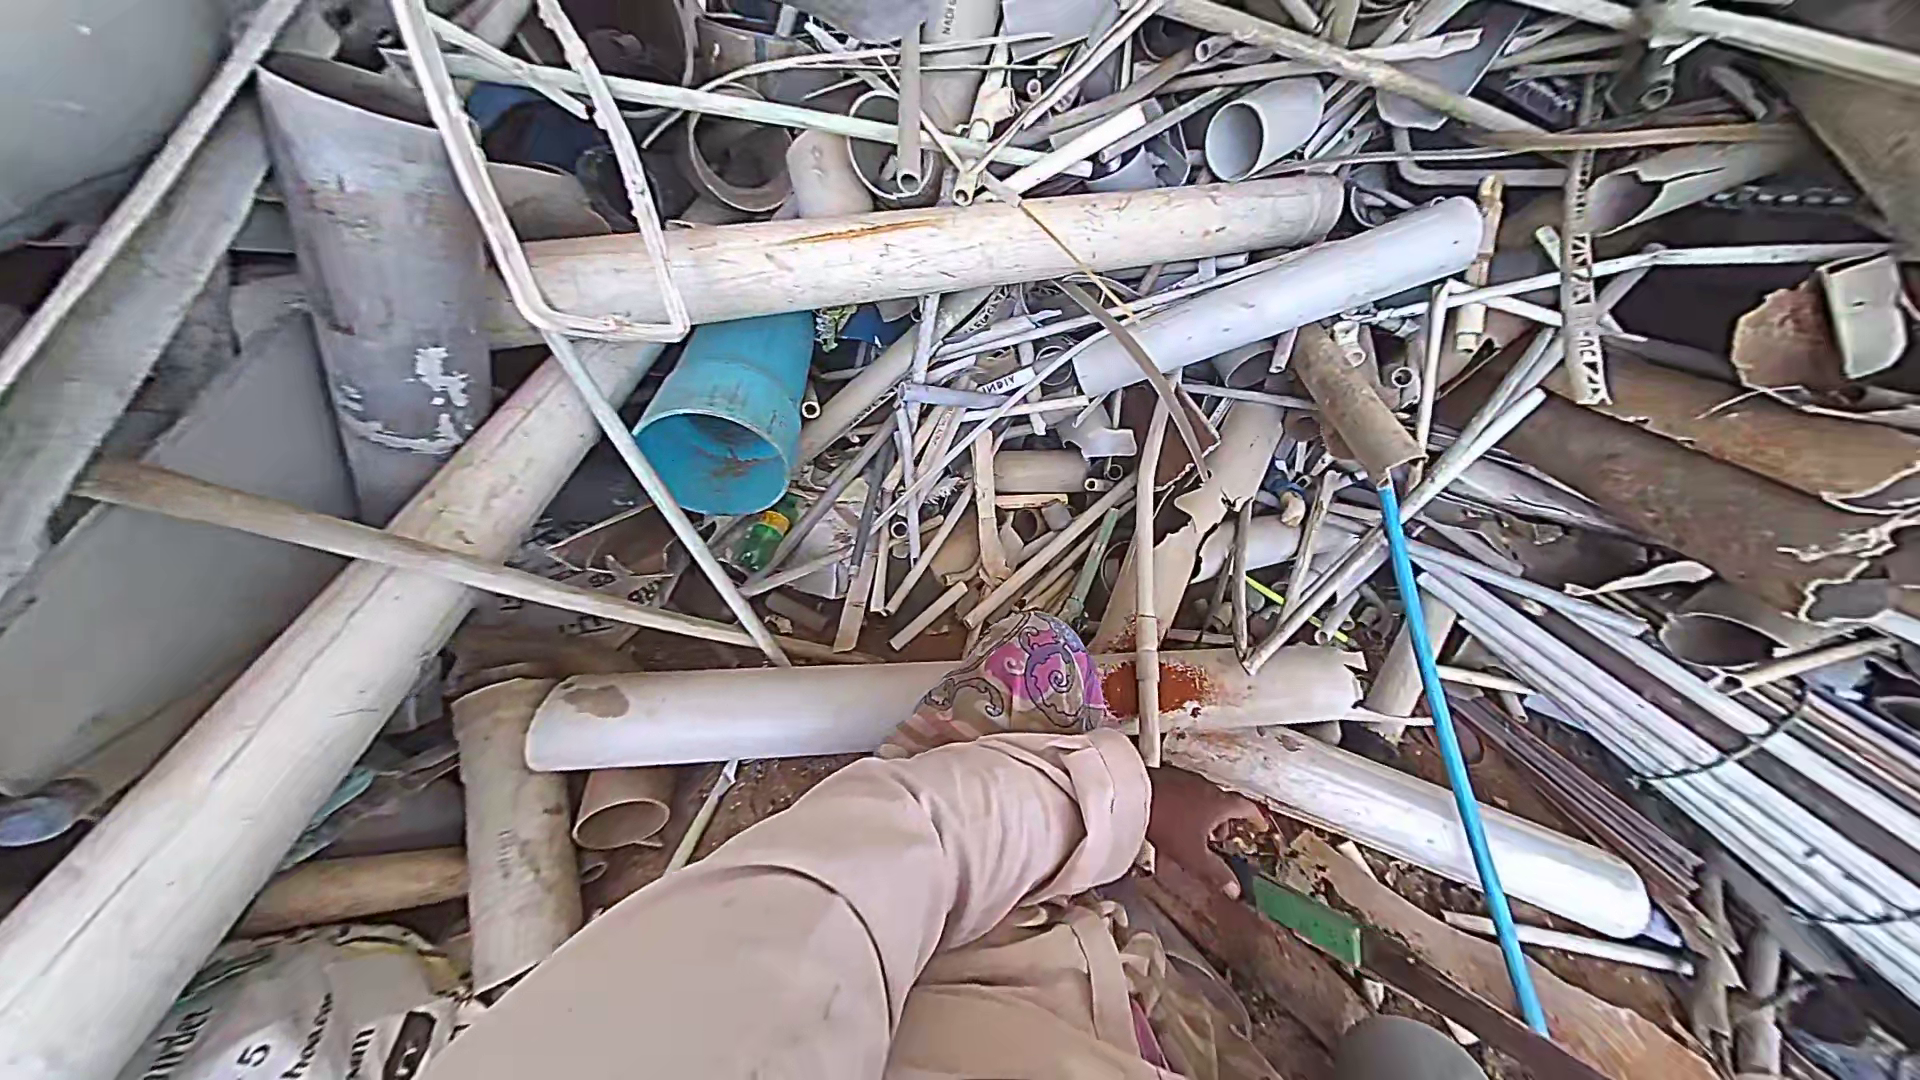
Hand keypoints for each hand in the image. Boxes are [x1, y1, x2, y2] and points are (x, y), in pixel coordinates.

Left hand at [1146, 766, 1267, 898]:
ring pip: (1200, 798)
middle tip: (1220, 838)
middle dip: (1223, 821)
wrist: (1133, 794)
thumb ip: (1215, 872)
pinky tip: (1171, 824)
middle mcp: (1203, 786)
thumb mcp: (1193, 854)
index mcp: (1218, 802)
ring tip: (1193, 835)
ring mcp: (1182, 779)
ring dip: (1202, 816)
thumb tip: (1234, 889)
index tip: (1259, 824)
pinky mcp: (1164, 778)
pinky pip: (1181, 795)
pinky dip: (1184, 809)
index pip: (1245, 807)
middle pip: (1221, 802)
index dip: (1254, 817)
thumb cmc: (1168, 822)